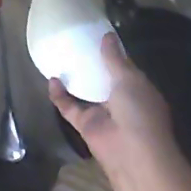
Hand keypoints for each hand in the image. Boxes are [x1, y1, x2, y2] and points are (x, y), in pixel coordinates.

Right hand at [49, 34, 174, 172]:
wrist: (133, 155)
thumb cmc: (139, 112)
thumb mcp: (129, 79)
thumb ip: (114, 59)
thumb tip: (107, 35)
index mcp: (138, 89)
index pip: (124, 68)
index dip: (112, 53)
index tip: (97, 36)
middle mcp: (121, 100)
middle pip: (103, 79)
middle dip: (91, 64)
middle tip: (74, 43)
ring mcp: (102, 113)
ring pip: (85, 92)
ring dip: (74, 79)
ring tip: (59, 58)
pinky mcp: (85, 124)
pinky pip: (69, 107)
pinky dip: (60, 95)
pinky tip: (52, 79)